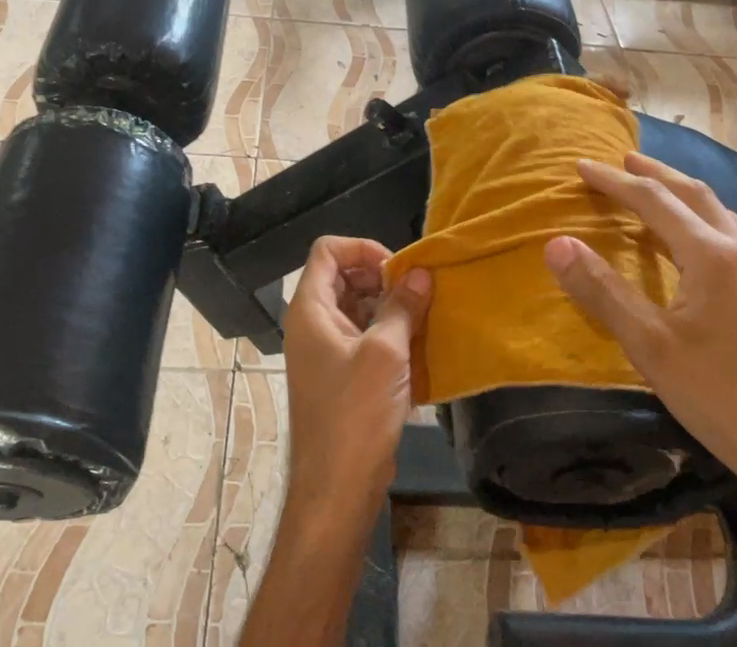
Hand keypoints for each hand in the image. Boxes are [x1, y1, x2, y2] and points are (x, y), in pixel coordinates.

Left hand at [282, 237, 433, 508]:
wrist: (336, 489)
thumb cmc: (355, 415)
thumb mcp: (385, 353)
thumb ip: (402, 306)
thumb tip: (420, 271)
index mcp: (310, 310)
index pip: (328, 251)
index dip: (362, 248)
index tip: (398, 267)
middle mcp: (312, 325)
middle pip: (344, 278)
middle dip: (383, 278)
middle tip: (419, 294)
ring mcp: (326, 353)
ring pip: (358, 310)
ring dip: (391, 308)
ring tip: (426, 318)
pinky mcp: (342, 378)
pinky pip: (365, 340)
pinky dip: (390, 336)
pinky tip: (420, 348)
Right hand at [542, 153, 736, 516]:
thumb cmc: (723, 396)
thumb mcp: (651, 347)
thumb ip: (603, 292)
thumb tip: (556, 243)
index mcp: (712, 256)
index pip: (654, 201)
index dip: (615, 182)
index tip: (582, 166)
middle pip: (695, 195)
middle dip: (656, 174)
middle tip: (625, 160)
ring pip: (721, 214)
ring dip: (685, 195)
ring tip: (660, 192)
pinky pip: (736, 237)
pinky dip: (707, 222)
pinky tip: (704, 245)